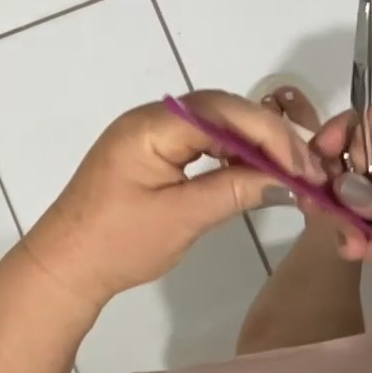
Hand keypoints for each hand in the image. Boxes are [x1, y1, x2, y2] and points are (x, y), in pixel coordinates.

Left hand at [19, 90, 309, 311]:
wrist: (67, 263)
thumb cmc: (119, 242)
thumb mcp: (182, 218)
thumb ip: (233, 190)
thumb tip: (284, 177)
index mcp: (151, 125)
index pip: (221, 111)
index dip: (268, 133)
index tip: (303, 166)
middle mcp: (149, 117)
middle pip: (218, 109)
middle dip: (265, 135)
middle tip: (305, 170)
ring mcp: (147, 131)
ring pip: (210, 122)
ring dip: (249, 142)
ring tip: (287, 171)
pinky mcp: (149, 150)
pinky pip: (196, 138)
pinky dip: (226, 151)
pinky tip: (250, 171)